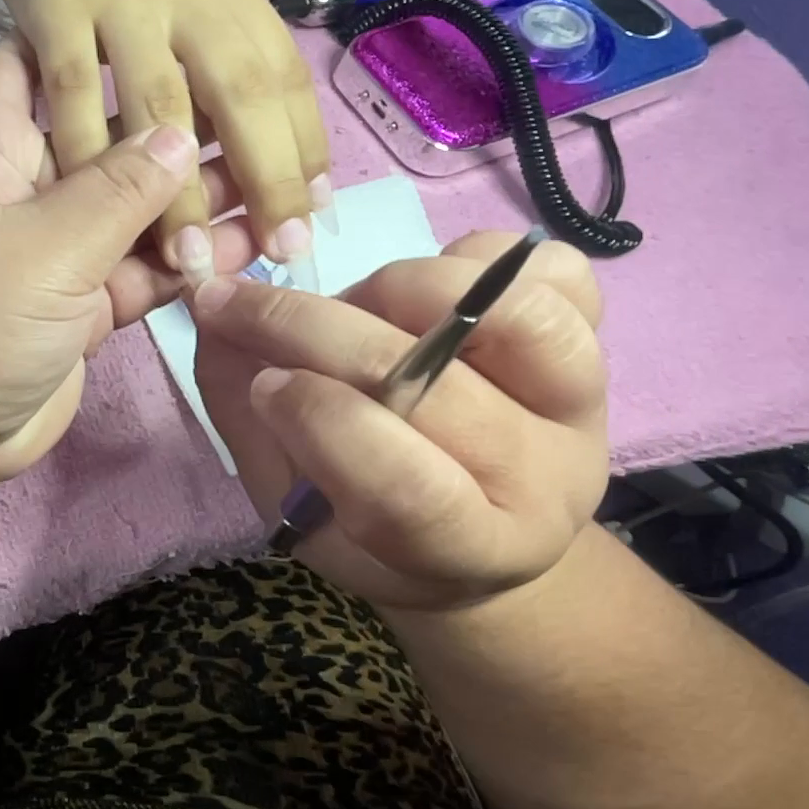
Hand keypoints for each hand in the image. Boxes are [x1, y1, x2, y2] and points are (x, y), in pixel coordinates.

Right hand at [0, 0, 329, 285]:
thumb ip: (222, 39)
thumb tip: (250, 125)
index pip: (285, 77)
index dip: (305, 149)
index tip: (314, 216)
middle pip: (243, 95)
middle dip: (268, 179)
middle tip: (281, 254)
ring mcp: (122, 0)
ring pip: (159, 106)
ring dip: (176, 188)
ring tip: (188, 258)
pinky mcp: (56, 6)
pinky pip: (75, 91)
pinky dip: (87, 151)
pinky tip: (93, 203)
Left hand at [0, 39, 259, 513]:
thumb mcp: (42, 246)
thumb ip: (118, 189)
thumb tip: (179, 133)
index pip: (29, 63)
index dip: (86, 39)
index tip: (163, 21)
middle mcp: (19, 187)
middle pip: (101, 139)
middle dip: (175, 131)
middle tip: (263, 120)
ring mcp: (48, 249)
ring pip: (131, 210)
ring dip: (197, 204)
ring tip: (281, 187)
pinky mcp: (75, 304)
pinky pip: (137, 269)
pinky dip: (185, 263)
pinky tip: (253, 246)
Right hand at [189, 232, 609, 611]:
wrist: (476, 528)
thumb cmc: (364, 528)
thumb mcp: (288, 501)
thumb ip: (247, 418)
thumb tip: (212, 321)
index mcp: (468, 548)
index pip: (409, 490)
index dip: (321, 421)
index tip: (262, 384)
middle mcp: (545, 480)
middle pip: (434, 386)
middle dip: (309, 331)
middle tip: (233, 306)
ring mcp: (584, 410)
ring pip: (515, 316)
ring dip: (399, 290)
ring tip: (349, 302)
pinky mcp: (596, 349)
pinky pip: (562, 275)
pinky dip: (479, 260)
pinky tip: (422, 289)